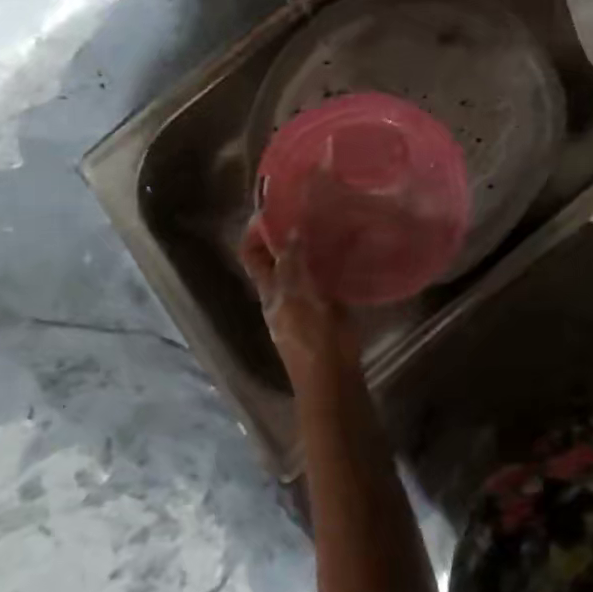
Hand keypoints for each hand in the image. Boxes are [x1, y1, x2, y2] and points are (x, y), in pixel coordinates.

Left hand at [239, 218, 357, 385]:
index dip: (255, 231)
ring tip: (325, 226)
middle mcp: (279, 297)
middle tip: (304, 211)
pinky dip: (323, 263)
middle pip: (273, 259)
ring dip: (304, 247)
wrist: (333, 383)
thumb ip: (294, 266)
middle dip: (283, 234)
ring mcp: (299, 306)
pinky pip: (316, 280)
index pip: (251, 254)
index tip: (272, 208)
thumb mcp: (302, 299)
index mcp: (270, 291)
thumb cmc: (317, 341)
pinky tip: (342, 255)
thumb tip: (288, 232)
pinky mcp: (320, 314)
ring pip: (295, 268)